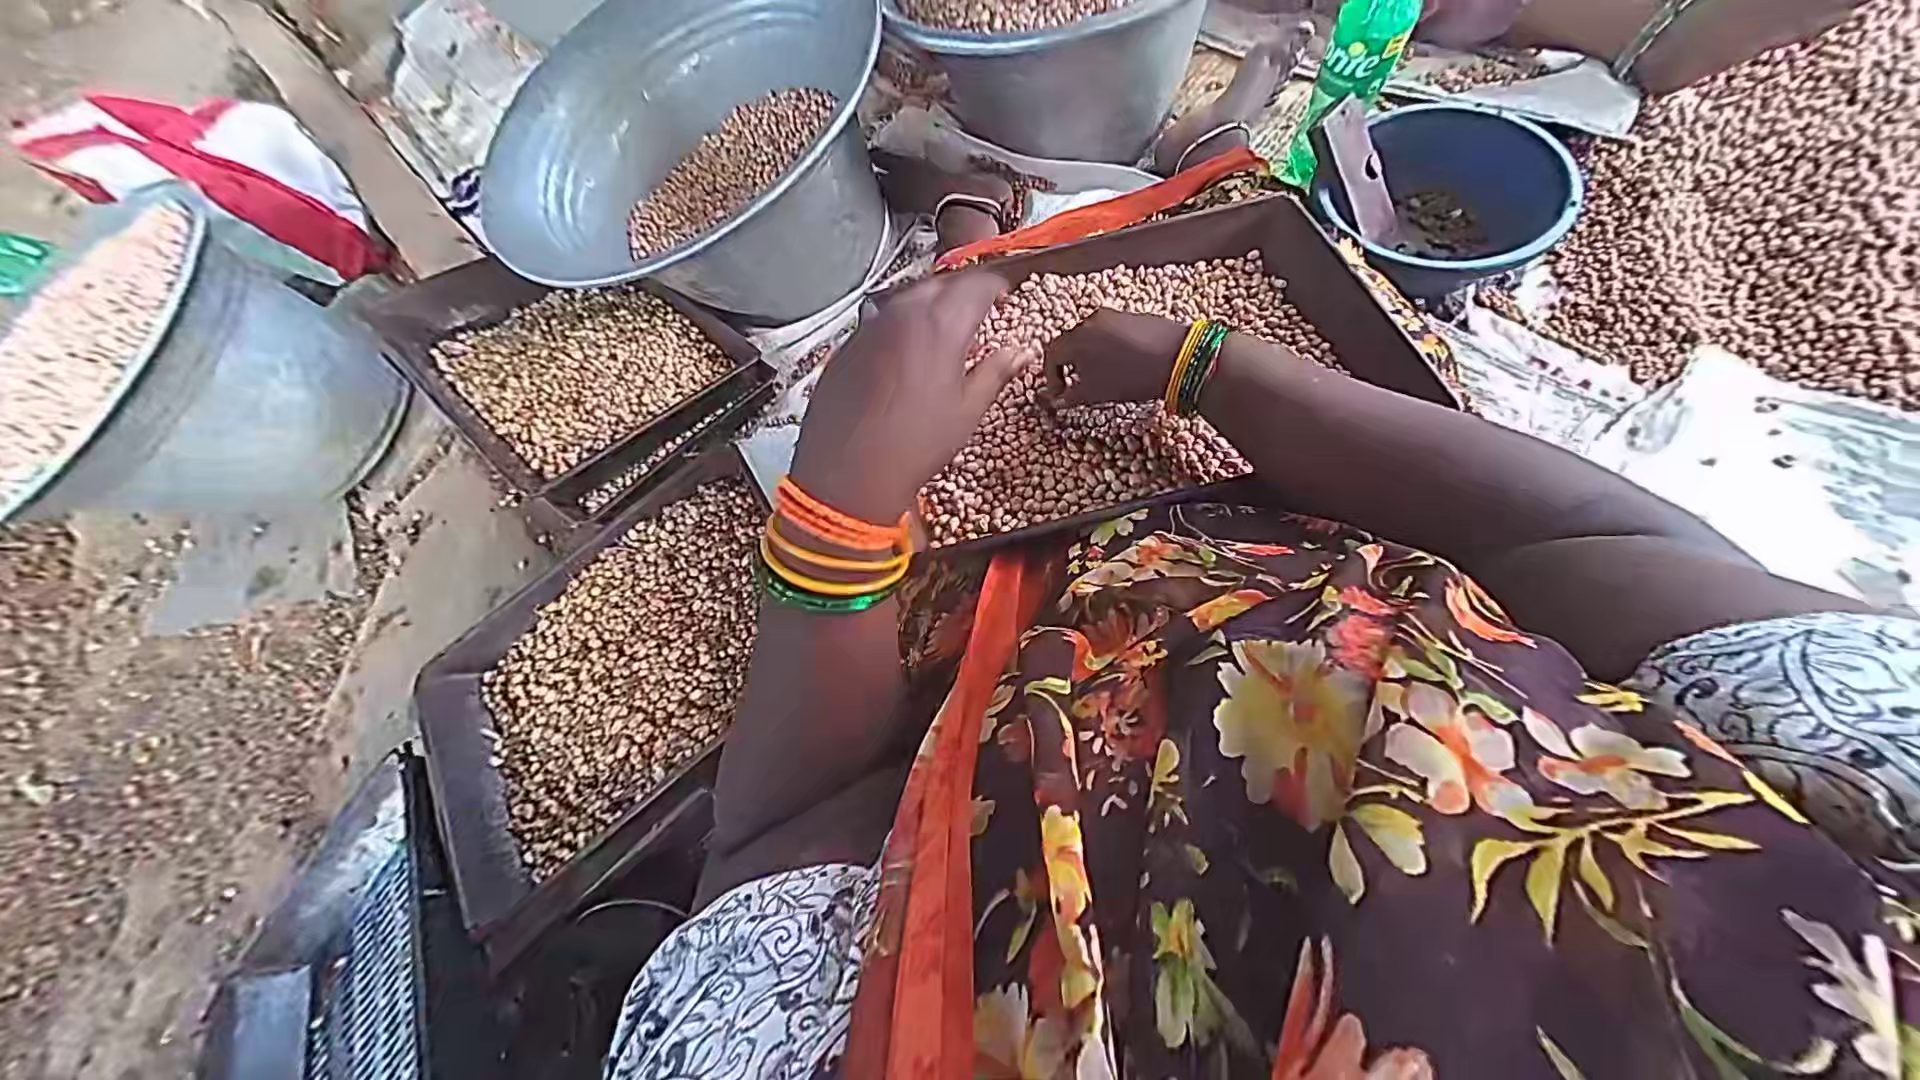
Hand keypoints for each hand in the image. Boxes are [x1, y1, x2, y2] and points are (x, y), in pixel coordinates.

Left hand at [790, 270, 1032, 523]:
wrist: (851, 471)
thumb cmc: (912, 446)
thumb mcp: (967, 410)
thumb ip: (995, 373)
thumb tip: (1019, 354)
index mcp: (941, 325)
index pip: (977, 284)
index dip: (996, 287)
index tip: (1004, 297)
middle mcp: (904, 314)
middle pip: (942, 283)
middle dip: (964, 292)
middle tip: (979, 313)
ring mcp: (871, 326)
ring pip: (909, 297)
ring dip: (932, 305)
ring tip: (946, 333)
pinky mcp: (849, 344)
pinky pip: (882, 320)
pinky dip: (902, 326)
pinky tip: (909, 354)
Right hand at [1040, 308, 1187, 406]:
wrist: (1178, 359)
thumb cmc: (1129, 378)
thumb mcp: (1095, 393)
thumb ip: (1069, 396)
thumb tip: (1057, 400)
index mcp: (1075, 338)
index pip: (1052, 354)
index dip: (1051, 376)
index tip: (1058, 393)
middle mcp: (1091, 320)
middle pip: (1070, 342)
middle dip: (1070, 365)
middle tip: (1076, 385)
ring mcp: (1114, 315)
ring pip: (1091, 337)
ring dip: (1089, 356)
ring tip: (1100, 377)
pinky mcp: (1133, 317)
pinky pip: (1111, 332)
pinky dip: (1107, 348)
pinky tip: (1121, 365)